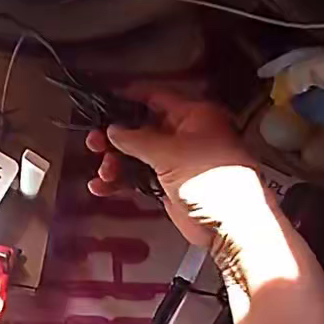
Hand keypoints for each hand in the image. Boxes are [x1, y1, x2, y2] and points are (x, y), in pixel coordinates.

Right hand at [86, 89, 258, 246]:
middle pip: (141, 129)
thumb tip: (113, 130)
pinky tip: (103, 186)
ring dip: (115, 162)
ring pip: (136, 155)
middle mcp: (184, 135)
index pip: (156, 98)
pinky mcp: (167, 185)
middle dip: (115, 137)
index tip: (106, 101)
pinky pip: (138, 177)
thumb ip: (136, 140)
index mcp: (193, 117)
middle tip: (94, 143)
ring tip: (104, 171)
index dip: (130, 97)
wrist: (229, 226)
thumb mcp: (170, 153)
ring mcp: (175, 161)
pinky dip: (120, 181)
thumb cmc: (212, 181)